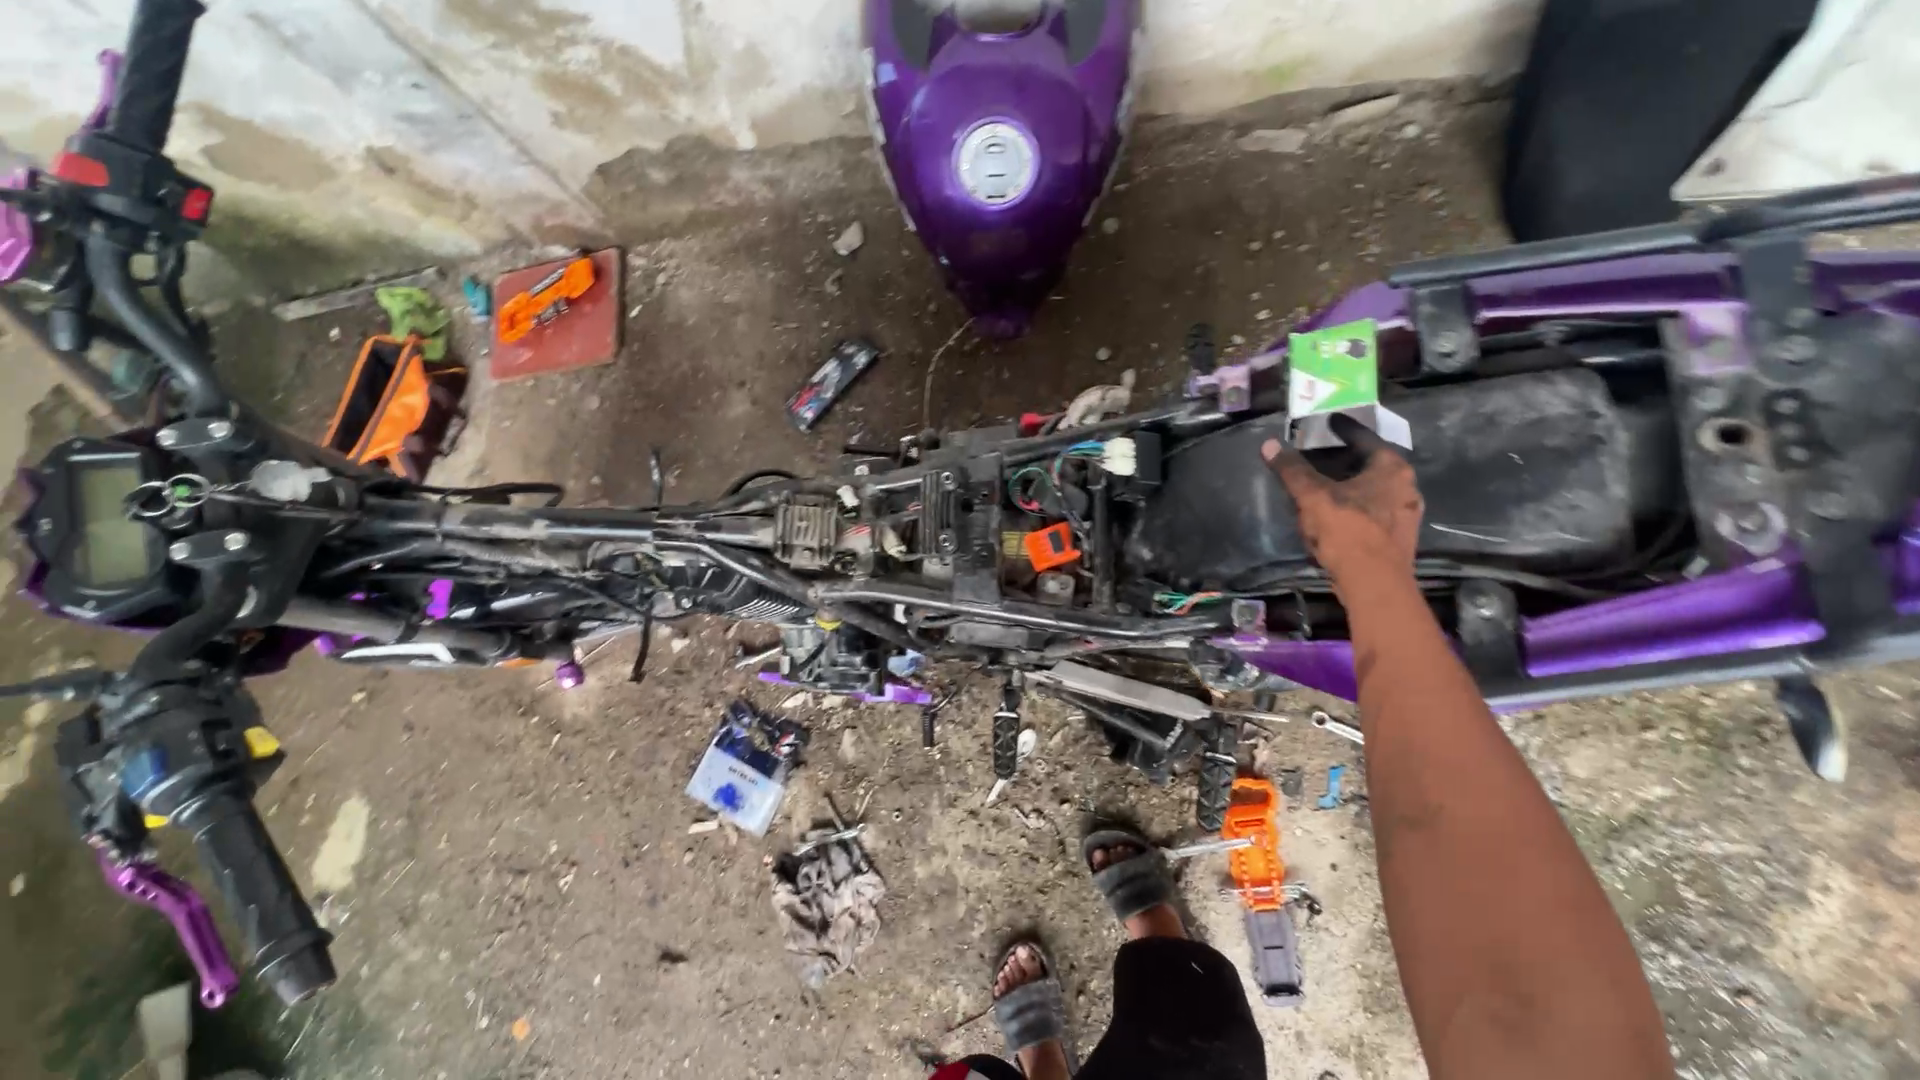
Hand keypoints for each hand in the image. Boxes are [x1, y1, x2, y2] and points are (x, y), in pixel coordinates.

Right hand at [1261, 414, 1423, 592]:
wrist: (1374, 583)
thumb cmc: (1348, 530)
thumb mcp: (1313, 497)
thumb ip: (1293, 470)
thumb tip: (1270, 445)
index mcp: (1391, 468)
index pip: (1364, 438)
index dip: (1343, 429)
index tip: (1329, 422)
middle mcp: (1406, 486)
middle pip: (1370, 464)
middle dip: (1345, 460)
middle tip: (1320, 456)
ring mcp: (1405, 514)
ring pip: (1372, 489)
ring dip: (1349, 486)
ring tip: (1324, 485)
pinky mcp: (1398, 537)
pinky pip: (1373, 511)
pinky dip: (1355, 507)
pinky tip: (1336, 515)